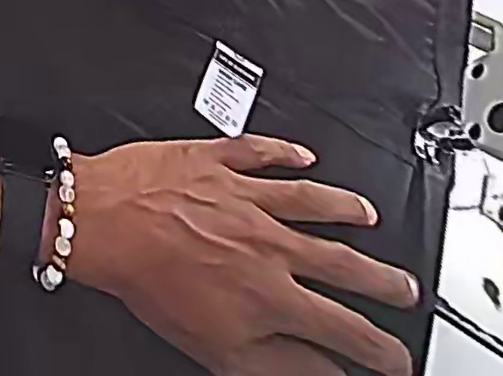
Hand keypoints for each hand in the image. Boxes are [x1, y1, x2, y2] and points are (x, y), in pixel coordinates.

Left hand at [69, 135, 419, 375]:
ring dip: (343, 206)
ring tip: (365, 212)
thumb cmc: (146, 279)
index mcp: (271, 293)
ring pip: (309, 199)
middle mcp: (266, 241)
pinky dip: (283, 150)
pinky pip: (257, 151)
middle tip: (402, 283)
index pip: (349, 329)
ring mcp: (240, 194)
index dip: (383, 350)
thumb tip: (326, 374)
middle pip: (343, 261)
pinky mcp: (211, 158)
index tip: (396, 356)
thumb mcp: (215, 348)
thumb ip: (280, 365)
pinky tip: (300, 153)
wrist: (100, 219)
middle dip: (383, 278)